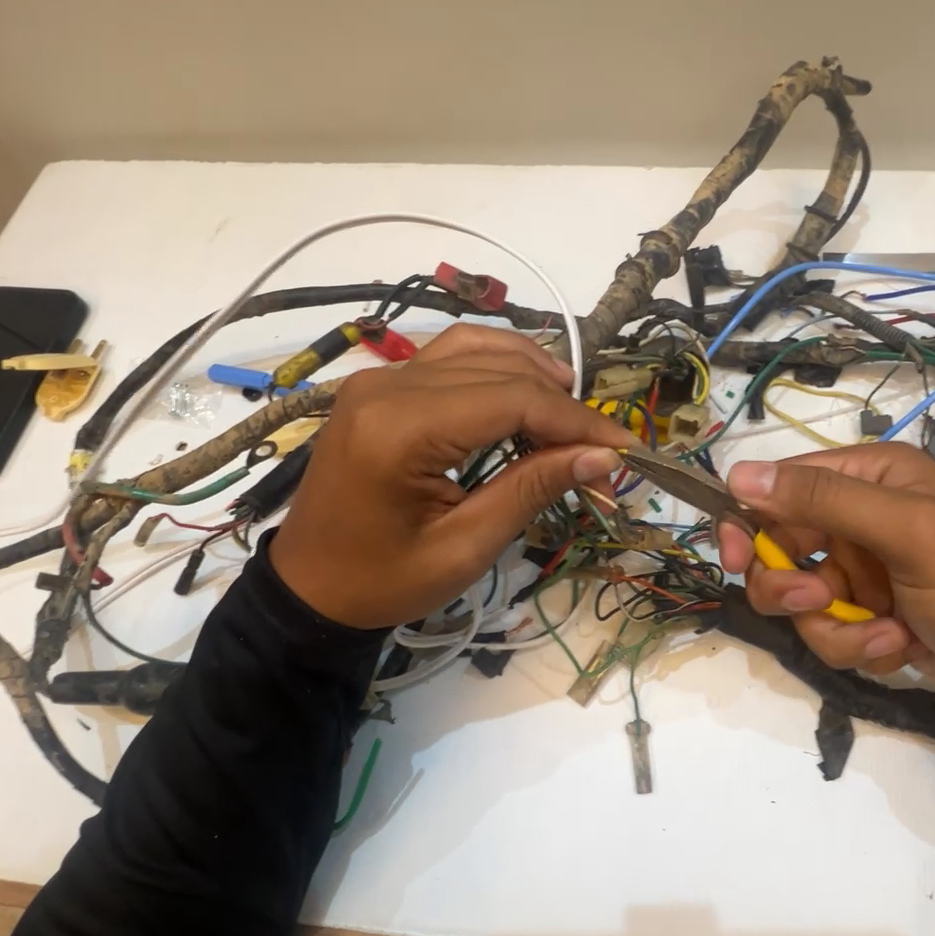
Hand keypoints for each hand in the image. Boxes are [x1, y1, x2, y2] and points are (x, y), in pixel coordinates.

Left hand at [270, 324, 636, 627]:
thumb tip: (601, 456)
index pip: (512, 400)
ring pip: (477, 348)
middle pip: (500, 370)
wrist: (310, 587)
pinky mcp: (380, 386)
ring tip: (573, 413)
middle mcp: (387, 386)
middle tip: (601, 454)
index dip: (576, 421)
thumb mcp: (465, 547)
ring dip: (533, 373)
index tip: (624, 450)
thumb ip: (531, 490)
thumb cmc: (383, 581)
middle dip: (561, 407)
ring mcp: (379, 379)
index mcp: (401, 429)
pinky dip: (497, 364)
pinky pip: (450, 355)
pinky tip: (526, 387)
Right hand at [715, 443, 934, 704]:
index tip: (734, 559)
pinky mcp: (865, 612)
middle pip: (780, 547)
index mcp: (873, 476)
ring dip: (835, 626)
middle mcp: (861, 516)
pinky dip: (859, 644)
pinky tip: (899, 645)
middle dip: (795, 587)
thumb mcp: (909, 533)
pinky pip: (827, 629)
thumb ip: (826, 499)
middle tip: (819, 604)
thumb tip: (739, 472)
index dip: (749, 518)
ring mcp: (862, 568)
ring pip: (799, 598)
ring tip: (884, 636)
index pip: (783, 484)